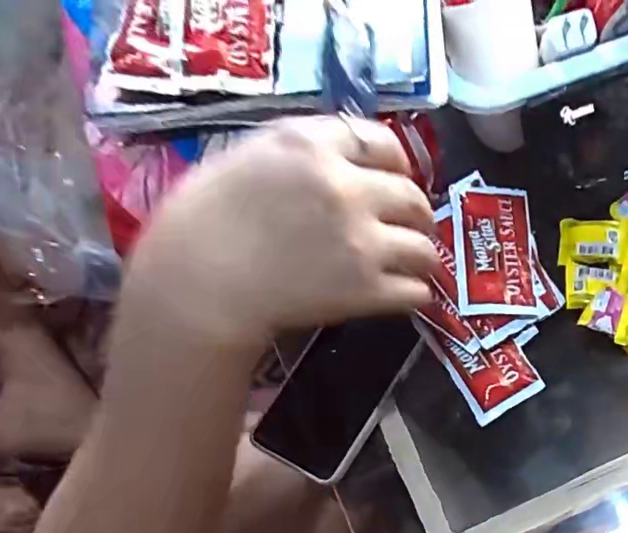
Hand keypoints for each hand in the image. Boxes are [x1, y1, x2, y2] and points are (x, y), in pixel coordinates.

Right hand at [122, 117, 437, 350]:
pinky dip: (414, 293)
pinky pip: (418, 292)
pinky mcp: (369, 290)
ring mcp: (363, 243)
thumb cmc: (211, 215)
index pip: (385, 144)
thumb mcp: (254, 155)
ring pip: (425, 249)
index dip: (398, 166)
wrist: (202, 279)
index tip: (395, 181)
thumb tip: (357, 165)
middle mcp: (346, 189)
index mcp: (312, 145)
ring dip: (421, 257)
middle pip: (413, 198)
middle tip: (409, 228)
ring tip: (408, 263)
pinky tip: (399, 292)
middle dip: (417, 214)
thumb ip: (310, 153)